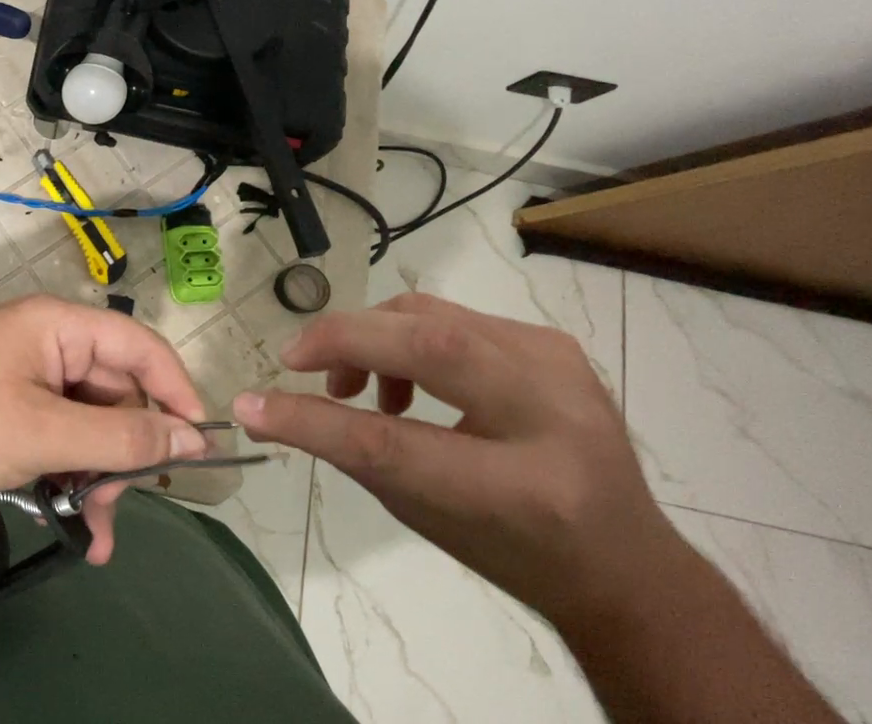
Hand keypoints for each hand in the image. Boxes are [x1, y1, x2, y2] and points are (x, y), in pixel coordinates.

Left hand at [0, 295, 208, 564]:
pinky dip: (69, 476)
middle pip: (117, 394)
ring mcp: (27, 377)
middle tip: (118, 505)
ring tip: (92, 530)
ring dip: (97, 477)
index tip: (199, 450)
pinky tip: (72, 525)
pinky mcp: (10, 408)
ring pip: (89, 425)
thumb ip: (121, 438)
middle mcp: (47, 343)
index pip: (140, 348)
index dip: (176, 394)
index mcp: (57, 326)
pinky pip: (59, 437)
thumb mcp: (45, 435)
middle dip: (125, 454)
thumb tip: (189, 439)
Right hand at [232, 293, 684, 622]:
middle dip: (343, 339)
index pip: (393, 441)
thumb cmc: (508, 548)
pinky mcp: (550, 343)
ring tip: (353, 386)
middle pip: (429, 345)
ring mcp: (558, 367)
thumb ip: (344, 451)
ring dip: (370, 338)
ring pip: (432, 315)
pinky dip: (402, 337)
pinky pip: (450, 317)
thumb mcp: (421, 514)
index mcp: (520, 488)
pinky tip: (399, 380)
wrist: (620, 557)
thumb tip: (259, 409)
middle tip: (296, 361)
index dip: (311, 420)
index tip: (250, 405)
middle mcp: (551, 415)